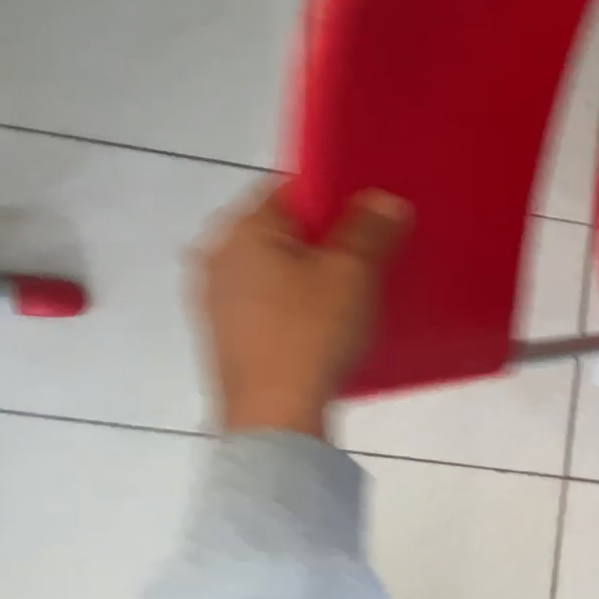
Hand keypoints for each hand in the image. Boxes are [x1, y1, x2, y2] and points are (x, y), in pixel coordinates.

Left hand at [195, 181, 410, 437]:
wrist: (275, 410)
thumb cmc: (314, 330)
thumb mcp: (354, 273)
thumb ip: (370, 230)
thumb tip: (383, 199)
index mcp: (242, 230)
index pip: (290, 188)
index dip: (337, 194)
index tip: (376, 214)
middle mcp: (217, 255)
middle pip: (283, 229)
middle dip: (329, 236)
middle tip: (375, 253)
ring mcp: (215, 296)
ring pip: (277, 265)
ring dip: (316, 270)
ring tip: (359, 289)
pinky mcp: (227, 331)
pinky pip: (271, 298)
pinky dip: (301, 299)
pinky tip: (331, 320)